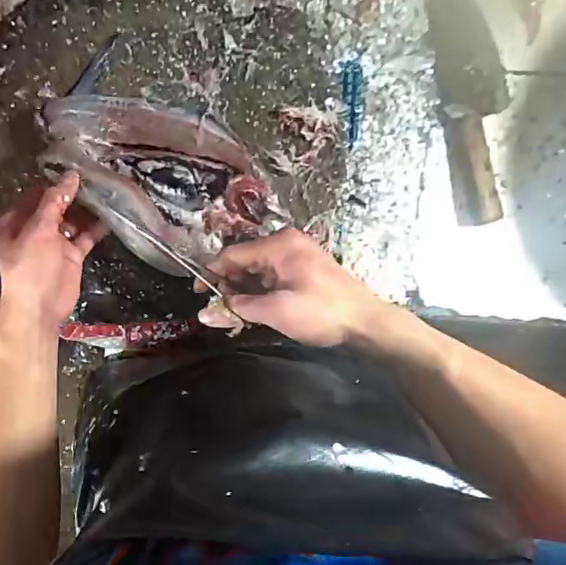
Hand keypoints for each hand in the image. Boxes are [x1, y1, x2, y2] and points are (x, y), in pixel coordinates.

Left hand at [0, 172, 108, 335]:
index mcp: (17, 220)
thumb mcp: (39, 229)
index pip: (37, 194)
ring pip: (72, 219)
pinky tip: (110, 216)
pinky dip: (96, 228)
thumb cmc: (30, 267)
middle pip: (57, 205)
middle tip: (97, 178)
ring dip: (87, 210)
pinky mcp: (71, 255)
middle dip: (74, 194)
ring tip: (106, 193)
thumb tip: (71, 176)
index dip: (55, 182)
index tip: (78, 168)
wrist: (39, 307)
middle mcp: (35, 228)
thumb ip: (55, 201)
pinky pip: (85, 237)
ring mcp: (54, 242)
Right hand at [198, 229, 392, 346]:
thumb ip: (237, 309)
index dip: (211, 275)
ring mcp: (297, 254)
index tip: (199, 295)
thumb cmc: (321, 312)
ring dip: (244, 290)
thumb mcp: (276, 311)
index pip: (232, 254)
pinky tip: (256, 309)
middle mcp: (286, 242)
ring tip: (237, 314)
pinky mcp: (304, 269)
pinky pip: (272, 275)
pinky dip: (260, 291)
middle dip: (229, 285)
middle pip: (244, 260)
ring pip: (257, 270)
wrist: (366, 322)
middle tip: (220, 310)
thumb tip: (203, 314)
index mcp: (279, 244)